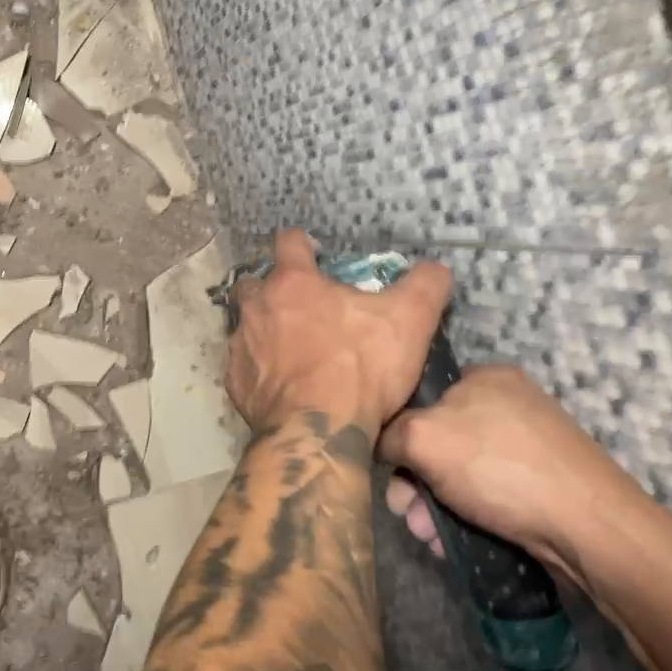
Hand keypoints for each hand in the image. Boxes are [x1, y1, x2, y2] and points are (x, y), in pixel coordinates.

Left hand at [226, 230, 452, 433]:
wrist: (318, 428)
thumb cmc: (361, 366)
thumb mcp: (408, 320)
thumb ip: (424, 287)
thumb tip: (435, 267)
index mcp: (293, 283)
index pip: (288, 242)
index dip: (301, 243)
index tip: (314, 252)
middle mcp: (257, 305)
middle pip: (254, 283)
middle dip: (271, 288)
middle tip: (299, 305)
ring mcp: (241, 342)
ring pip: (245, 323)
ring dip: (262, 327)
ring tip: (288, 345)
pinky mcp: (235, 379)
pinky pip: (243, 364)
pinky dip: (258, 368)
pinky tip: (278, 382)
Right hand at [378, 366, 648, 574]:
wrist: (592, 532)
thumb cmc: (498, 467)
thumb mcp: (420, 438)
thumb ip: (387, 433)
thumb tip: (379, 443)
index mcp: (485, 377)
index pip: (422, 394)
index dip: (397, 429)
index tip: (387, 466)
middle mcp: (509, 405)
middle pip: (438, 438)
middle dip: (414, 480)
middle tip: (404, 511)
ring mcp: (531, 447)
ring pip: (459, 472)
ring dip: (433, 504)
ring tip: (427, 536)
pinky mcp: (546, 487)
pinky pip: (488, 494)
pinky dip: (464, 514)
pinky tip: (451, 540)